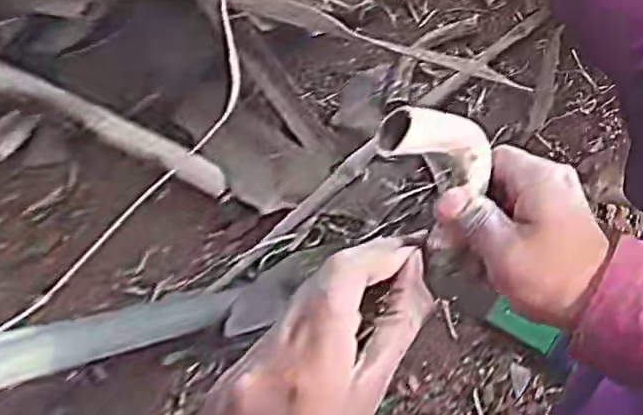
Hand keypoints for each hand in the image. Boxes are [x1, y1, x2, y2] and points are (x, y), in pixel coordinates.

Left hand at [202, 240, 432, 414]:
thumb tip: (415, 271)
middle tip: (397, 267)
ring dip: (339, 289)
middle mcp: (266, 358)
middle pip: (322, 278)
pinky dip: (312, 318)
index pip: (344, 271)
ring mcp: (240, 369)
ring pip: (301, 298)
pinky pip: (280, 326)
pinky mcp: (227, 379)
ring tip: (369, 303)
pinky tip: (330, 337)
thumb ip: (398, 323)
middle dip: (364, 264)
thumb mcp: (371, 392)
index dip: (382, 251)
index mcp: (308, 361)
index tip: (407, 252)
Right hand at [435, 145, 610, 329]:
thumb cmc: (553, 276)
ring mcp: (559, 195)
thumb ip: (474, 219)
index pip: (493, 158)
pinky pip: (526, 213)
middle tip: (458, 243)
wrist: (598, 298)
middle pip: (500, 180)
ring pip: (510, 200)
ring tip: (476, 260)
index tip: (451, 212)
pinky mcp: (562, 214)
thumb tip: (449, 197)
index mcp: (539, 175)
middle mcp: (552, 177)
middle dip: (476, 212)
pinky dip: (509, 232)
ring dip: (490, 227)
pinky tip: (496, 262)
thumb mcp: (503, 250)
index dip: (467, 183)